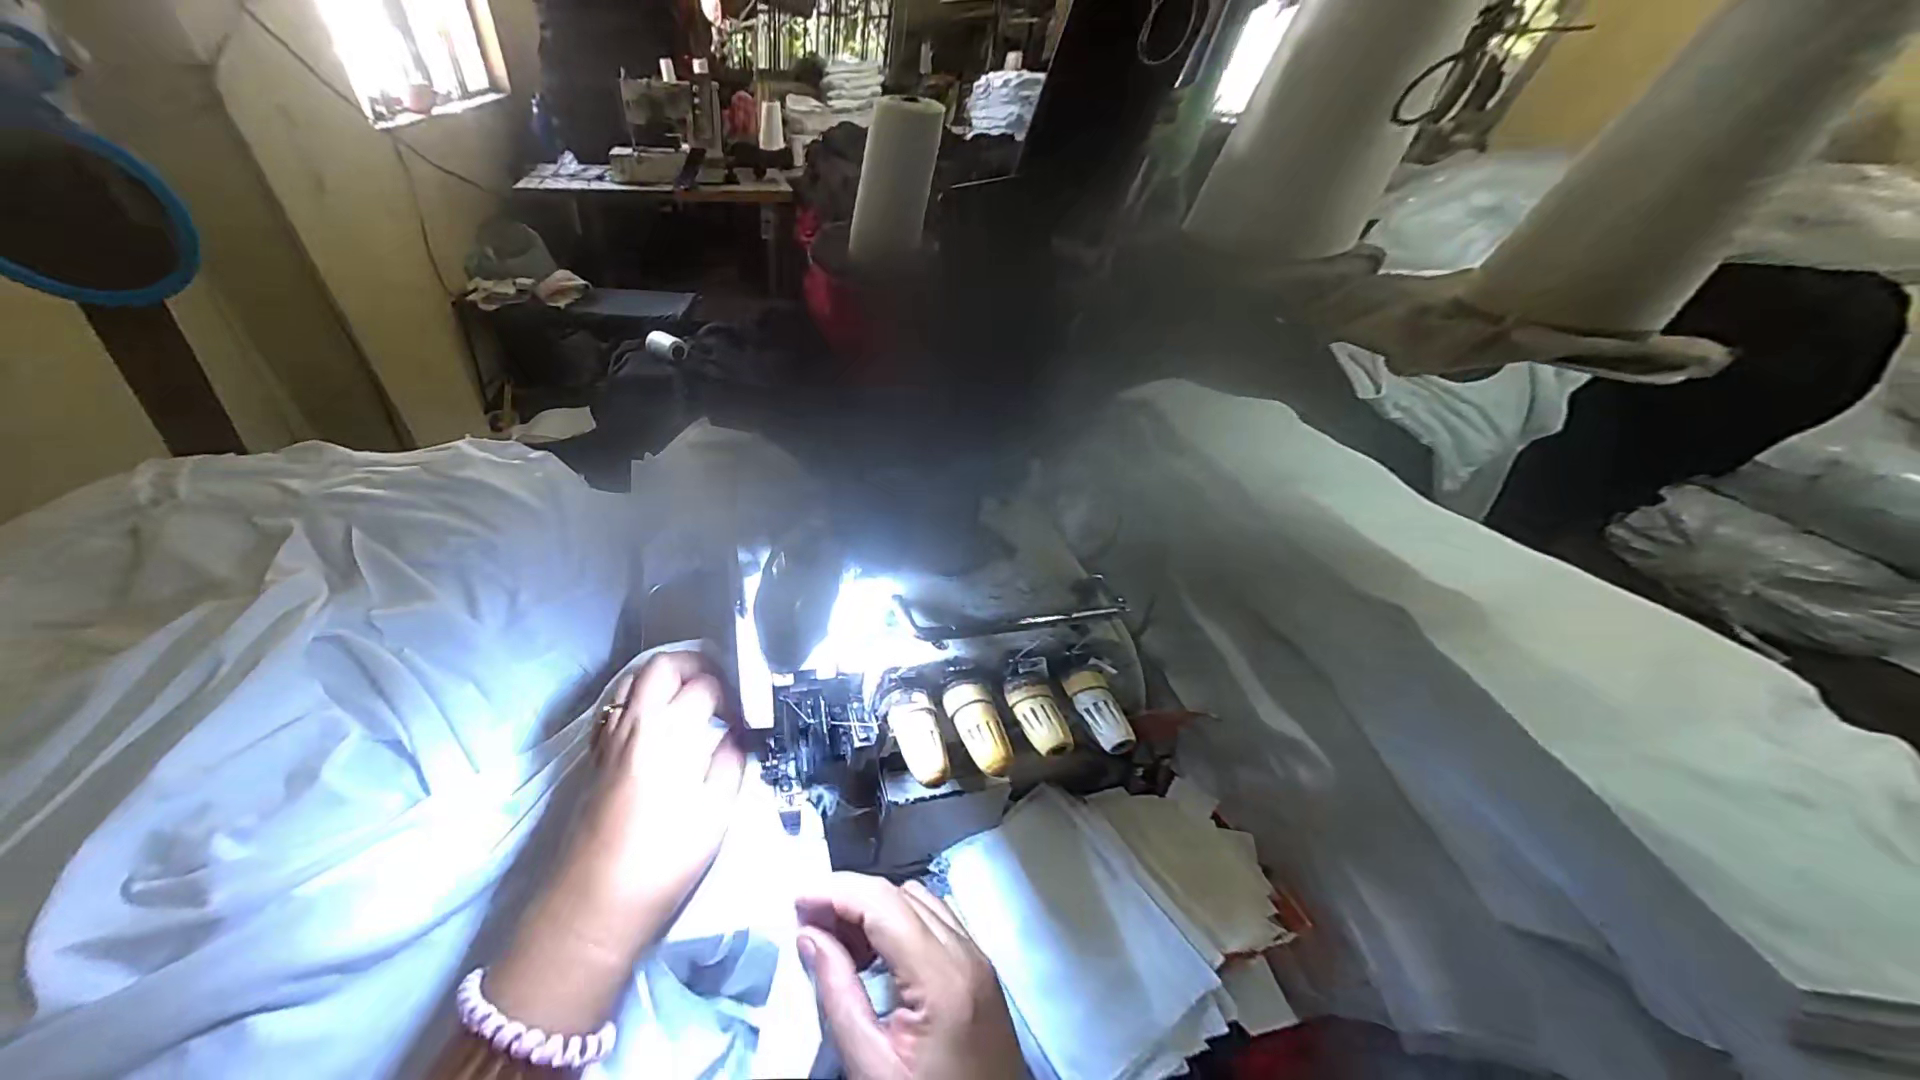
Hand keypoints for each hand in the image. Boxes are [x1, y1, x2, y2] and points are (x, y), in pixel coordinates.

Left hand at [479, 650, 745, 1034]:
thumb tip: (736, 735)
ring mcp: (610, 739)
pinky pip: (618, 706)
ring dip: (668, 677)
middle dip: (698, 665)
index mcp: (669, 734)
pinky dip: (643, 698)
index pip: (706, 686)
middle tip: (723, 686)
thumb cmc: (663, 861)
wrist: (593, 905)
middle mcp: (634, 725)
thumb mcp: (716, 813)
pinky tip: (661, 721)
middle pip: (663, 666)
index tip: (748, 715)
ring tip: (696, 698)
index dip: (734, 694)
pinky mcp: (597, 757)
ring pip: (635, 680)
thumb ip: (730, 762)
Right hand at [797, 874, 1026, 1079]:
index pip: (883, 903)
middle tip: (809, 921)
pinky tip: (875, 952)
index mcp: (943, 976)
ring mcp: (979, 959)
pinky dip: (901, 921)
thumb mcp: (871, 1066)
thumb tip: (810, 935)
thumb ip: (838, 994)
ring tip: (836, 938)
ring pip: (921, 901)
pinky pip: (938, 922)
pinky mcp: (981, 970)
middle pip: (902, 895)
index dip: (837, 892)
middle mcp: (967, 953)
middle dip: (852, 898)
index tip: (798, 899)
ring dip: (876, 908)